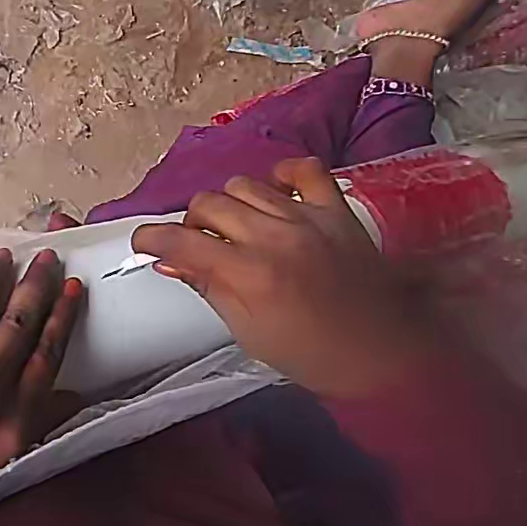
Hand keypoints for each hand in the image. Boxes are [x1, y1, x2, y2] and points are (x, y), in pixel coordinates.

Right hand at [130, 157, 423, 397]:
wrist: (382, 357)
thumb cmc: (308, 354)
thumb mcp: (246, 331)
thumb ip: (207, 286)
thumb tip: (169, 260)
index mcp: (249, 274)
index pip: (181, 241)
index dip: (151, 239)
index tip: (144, 243)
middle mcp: (275, 237)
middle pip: (208, 204)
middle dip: (191, 224)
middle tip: (201, 247)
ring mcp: (309, 218)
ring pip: (244, 185)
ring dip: (229, 205)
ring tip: (238, 229)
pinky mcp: (337, 210)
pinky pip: (305, 169)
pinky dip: (282, 176)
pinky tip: (276, 197)